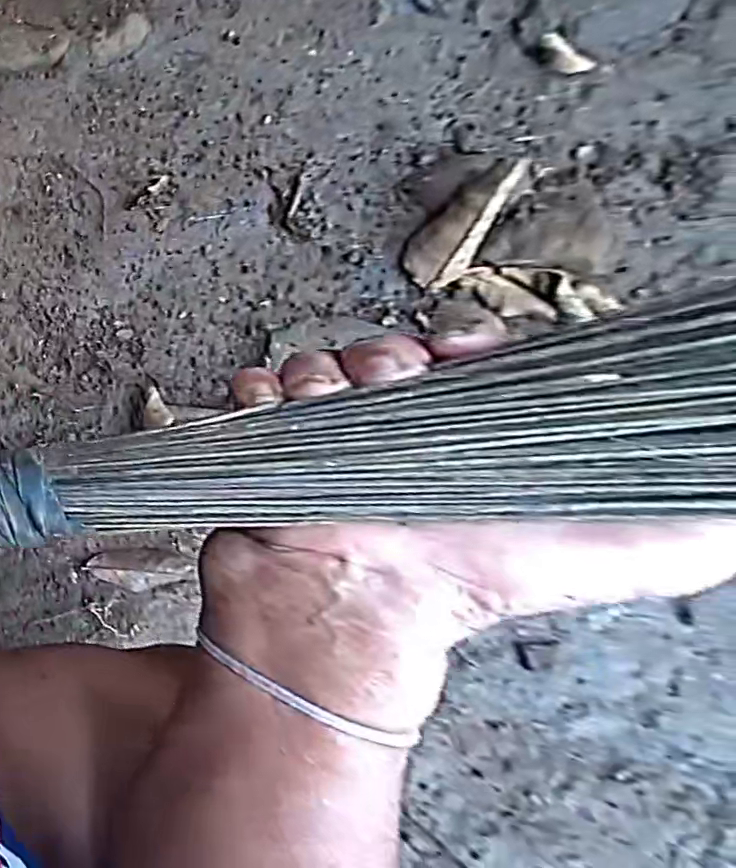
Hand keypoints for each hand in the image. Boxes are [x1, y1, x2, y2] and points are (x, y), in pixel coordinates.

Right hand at [203, 328, 735, 727]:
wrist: (354, 598)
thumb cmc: (476, 582)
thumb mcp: (637, 551)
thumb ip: (704, 511)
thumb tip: (731, 451)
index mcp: (463, 432)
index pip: (461, 354)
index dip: (461, 340)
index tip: (459, 350)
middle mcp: (389, 425)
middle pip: (379, 349)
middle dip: (382, 354)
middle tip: (386, 386)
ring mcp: (319, 429)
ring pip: (313, 361)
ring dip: (315, 372)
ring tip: (323, 406)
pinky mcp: (263, 437)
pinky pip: (251, 387)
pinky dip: (256, 387)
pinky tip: (275, 407)